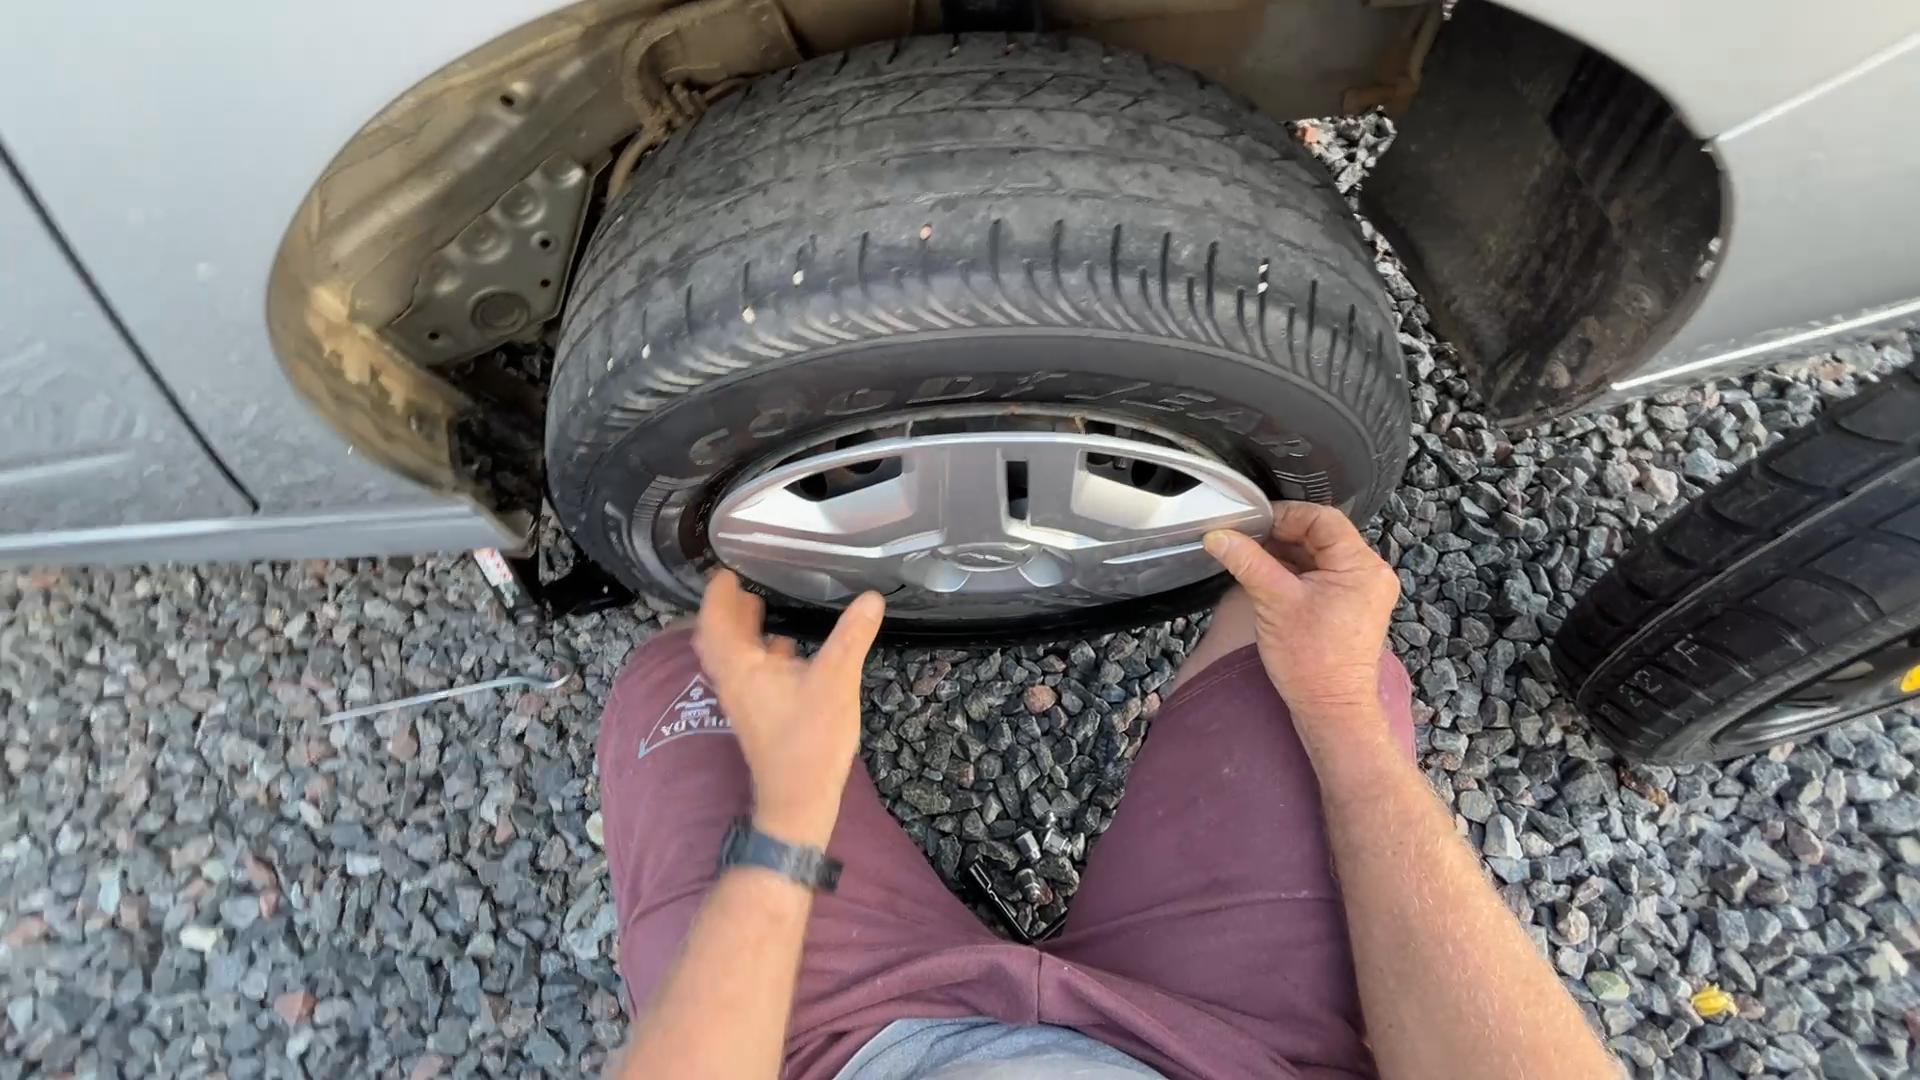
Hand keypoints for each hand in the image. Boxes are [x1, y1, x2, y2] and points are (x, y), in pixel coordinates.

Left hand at [693, 572, 885, 847]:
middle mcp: (734, 683)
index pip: (715, 622)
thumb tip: (871, 597)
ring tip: (761, 609)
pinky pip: (749, 675)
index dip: (717, 595)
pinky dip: (760, 655)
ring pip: (734, 659)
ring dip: (743, 633)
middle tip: (743, 587)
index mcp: (741, 668)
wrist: (798, 800)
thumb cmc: (810, 738)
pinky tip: (788, 652)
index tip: (725, 572)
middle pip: (720, 639)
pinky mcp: (758, 716)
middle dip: (728, 611)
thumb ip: (852, 636)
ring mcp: (744, 702)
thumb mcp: (836, 680)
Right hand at [1203, 502, 1400, 723]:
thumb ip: (1246, 561)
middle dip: (1280, 534)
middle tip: (1244, 538)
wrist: (1329, 708)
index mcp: (1361, 566)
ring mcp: (1359, 591)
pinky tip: (1264, 574)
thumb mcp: (1273, 601)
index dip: (1286, 515)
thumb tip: (1216, 534)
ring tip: (1249, 556)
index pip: (1323, 520)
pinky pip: (1317, 575)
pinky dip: (1291, 571)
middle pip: (1320, 536)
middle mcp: (1368, 573)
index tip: (1252, 523)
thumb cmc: (1310, 658)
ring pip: (1316, 555)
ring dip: (1283, 553)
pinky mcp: (1346, 606)